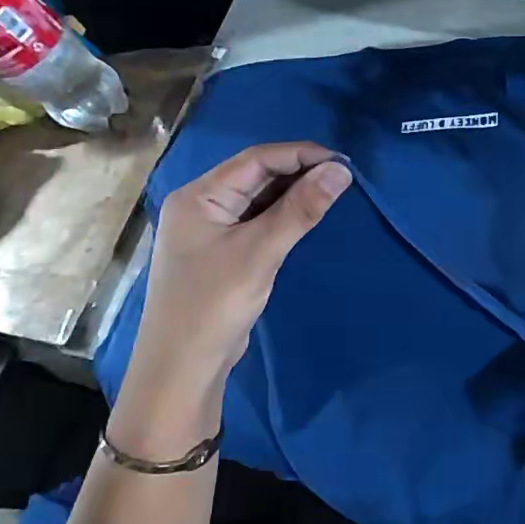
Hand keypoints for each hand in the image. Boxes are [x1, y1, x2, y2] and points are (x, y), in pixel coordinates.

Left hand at [115, 143, 351, 453]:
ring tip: (332, 191)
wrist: (182, 368)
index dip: (299, 154)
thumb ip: (300, 209)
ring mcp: (208, 231)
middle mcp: (199, 206)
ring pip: (256, 199)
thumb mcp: (260, 253)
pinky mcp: (219, 253)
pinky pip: (254, 222)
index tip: (341, 160)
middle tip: (342, 176)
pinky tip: (306, 216)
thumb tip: (340, 171)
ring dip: (291, 194)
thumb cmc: (214, 305)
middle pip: (254, 176)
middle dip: (298, 172)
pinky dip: (281, 216)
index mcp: (198, 196)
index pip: (255, 160)